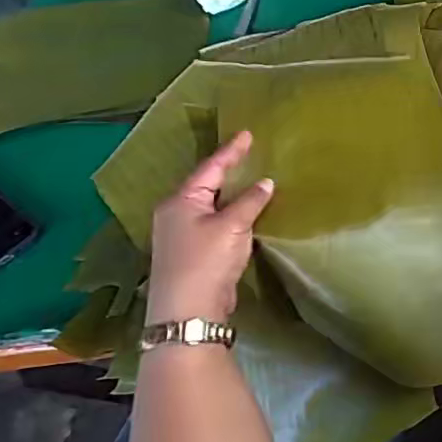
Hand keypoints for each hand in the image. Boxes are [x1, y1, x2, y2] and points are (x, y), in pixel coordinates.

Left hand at [144, 130, 274, 325]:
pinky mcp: (193, 250)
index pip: (210, 168)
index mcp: (181, 201)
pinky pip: (214, 220)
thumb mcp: (232, 226)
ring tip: (249, 179)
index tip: (247, 134)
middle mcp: (176, 213)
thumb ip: (250, 201)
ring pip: (210, 204)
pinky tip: (244, 211)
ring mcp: (182, 233)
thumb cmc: (207, 259)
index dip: (230, 152)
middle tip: (247, 154)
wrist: (189, 307)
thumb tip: (265, 182)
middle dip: (226, 170)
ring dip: (230, 192)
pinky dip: (231, 212)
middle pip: (205, 184)